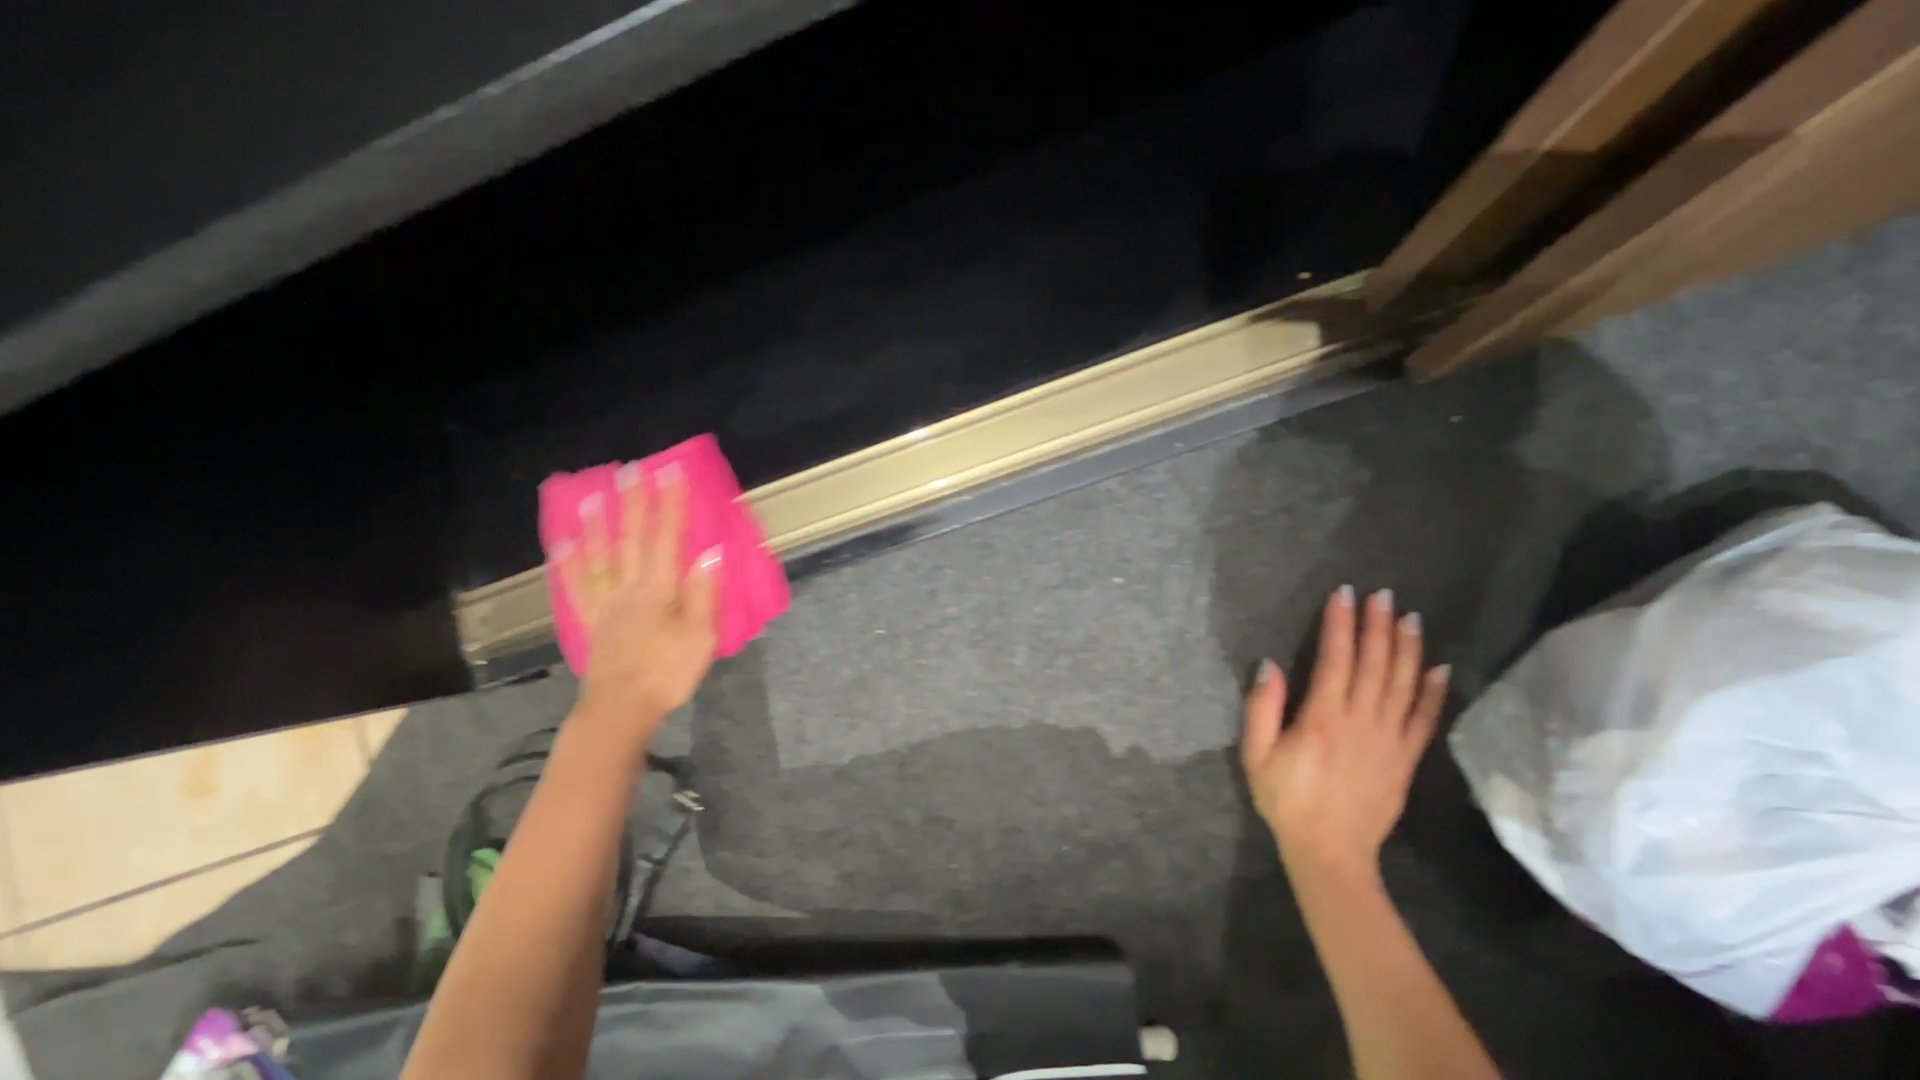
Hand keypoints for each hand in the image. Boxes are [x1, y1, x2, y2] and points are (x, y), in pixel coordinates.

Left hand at [553, 464, 719, 739]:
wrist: (621, 709)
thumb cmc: (667, 673)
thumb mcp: (700, 636)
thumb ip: (704, 594)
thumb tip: (711, 551)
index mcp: (659, 589)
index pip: (667, 538)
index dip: (670, 504)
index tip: (671, 472)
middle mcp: (629, 588)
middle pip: (631, 539)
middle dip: (633, 503)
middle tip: (631, 471)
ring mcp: (606, 605)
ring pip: (600, 558)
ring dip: (598, 525)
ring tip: (593, 498)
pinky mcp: (592, 623)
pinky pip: (578, 589)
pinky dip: (570, 566)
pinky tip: (563, 548)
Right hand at [1242, 586, 1447, 878]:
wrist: (1330, 852)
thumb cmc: (1286, 801)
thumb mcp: (1256, 756)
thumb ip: (1261, 709)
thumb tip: (1269, 665)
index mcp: (1322, 718)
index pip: (1335, 659)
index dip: (1340, 624)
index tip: (1344, 595)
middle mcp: (1361, 721)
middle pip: (1373, 664)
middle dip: (1377, 626)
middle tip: (1383, 595)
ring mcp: (1389, 740)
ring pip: (1402, 684)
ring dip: (1407, 648)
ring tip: (1410, 618)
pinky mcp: (1406, 759)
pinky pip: (1424, 719)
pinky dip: (1433, 691)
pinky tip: (1439, 667)